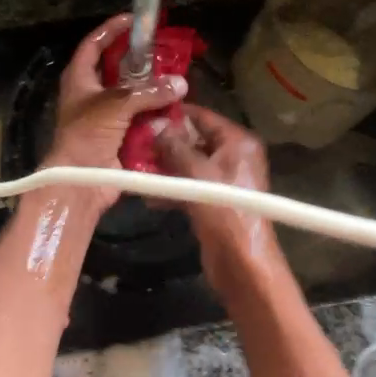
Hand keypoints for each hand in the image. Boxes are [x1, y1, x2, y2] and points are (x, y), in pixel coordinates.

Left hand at [43, 14, 187, 204]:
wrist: (80, 182)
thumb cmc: (87, 134)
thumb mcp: (116, 104)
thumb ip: (148, 91)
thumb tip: (180, 83)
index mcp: (79, 79)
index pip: (93, 44)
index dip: (112, 30)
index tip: (134, 20)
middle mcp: (91, 95)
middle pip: (118, 70)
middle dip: (141, 63)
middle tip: (165, 53)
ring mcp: (105, 118)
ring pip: (133, 97)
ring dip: (152, 92)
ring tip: (177, 80)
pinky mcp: (118, 138)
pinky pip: (141, 121)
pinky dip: (155, 117)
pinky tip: (174, 110)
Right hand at [153, 106, 287, 293]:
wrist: (241, 262)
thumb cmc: (223, 210)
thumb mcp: (195, 173)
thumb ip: (174, 147)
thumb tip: (155, 126)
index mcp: (238, 142)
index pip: (202, 116)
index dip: (174, 115)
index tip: (144, 114)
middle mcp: (234, 156)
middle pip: (194, 140)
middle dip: (165, 144)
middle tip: (134, 142)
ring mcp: (225, 180)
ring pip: (189, 165)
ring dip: (164, 168)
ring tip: (135, 167)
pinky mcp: (215, 201)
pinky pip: (190, 186)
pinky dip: (172, 189)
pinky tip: (148, 196)